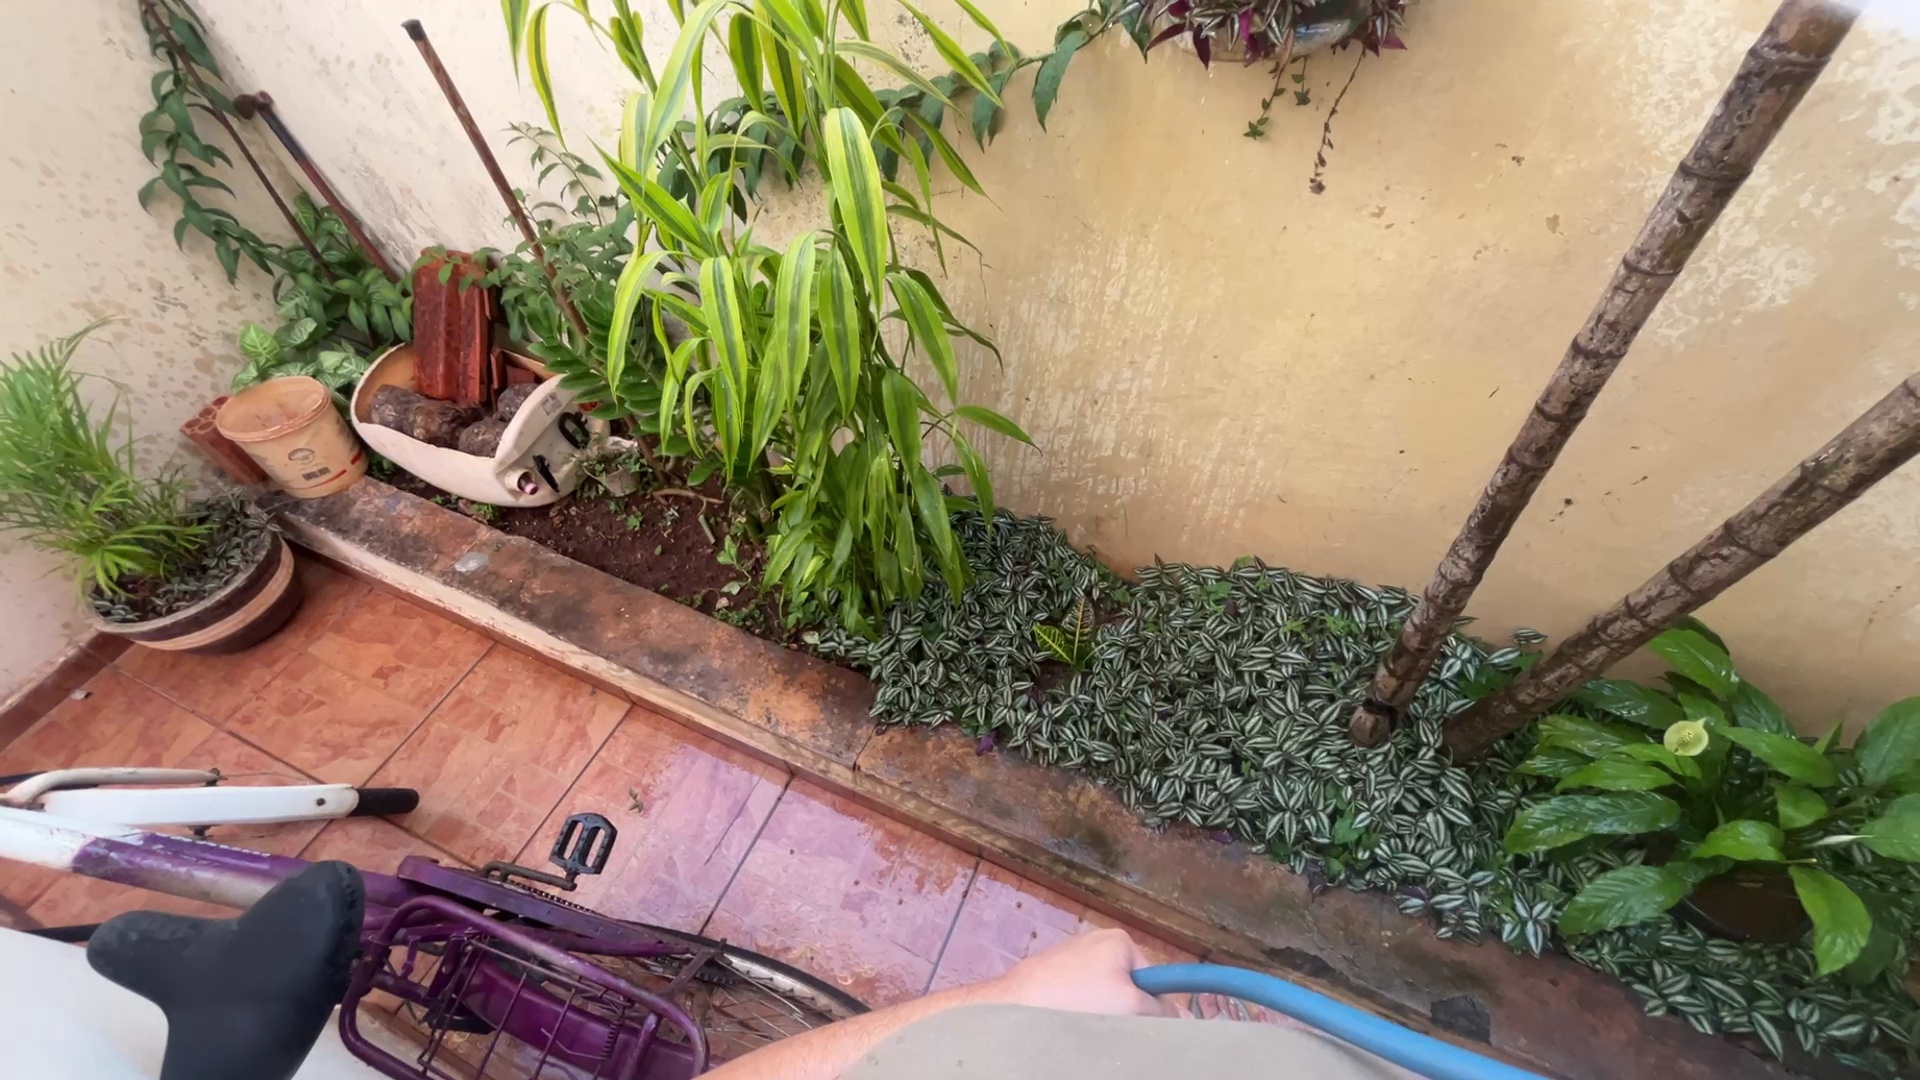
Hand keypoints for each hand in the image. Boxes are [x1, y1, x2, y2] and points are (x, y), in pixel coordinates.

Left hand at [984, 927, 1177, 1017]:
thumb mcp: (1131, 1005)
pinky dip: (1084, 1012)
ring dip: (1105, 1015)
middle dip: (1128, 1012)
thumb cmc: (1081, 997)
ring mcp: (1075, 957)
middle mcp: (1098, 942)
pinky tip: (1075, 1023)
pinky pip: (1083, 996)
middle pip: (1129, 987)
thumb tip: (1185, 1017)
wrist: (1022, 1003)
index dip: (1155, 1007)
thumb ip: (1161, 1010)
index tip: (1149, 1029)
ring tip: (1092, 1027)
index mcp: (1119, 940)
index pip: (1153, 978)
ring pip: (1105, 995)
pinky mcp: (1056, 974)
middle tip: (1116, 1029)